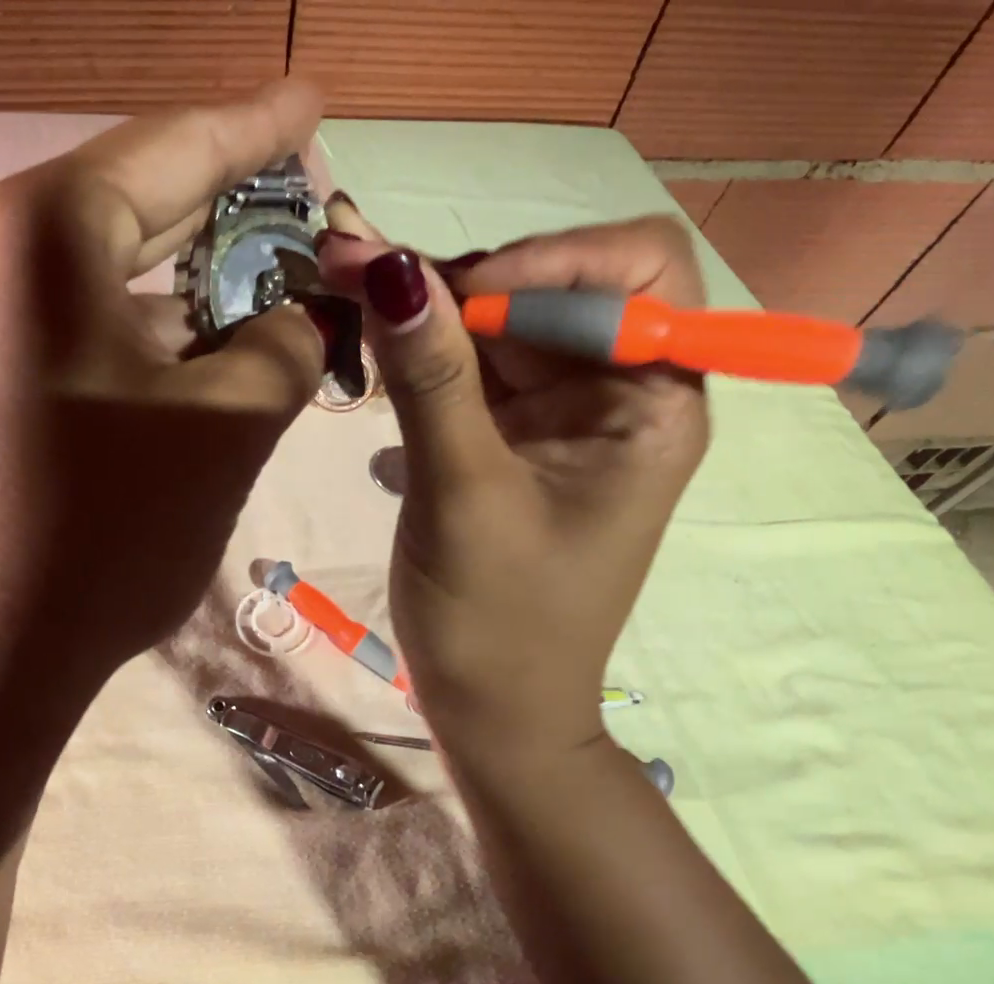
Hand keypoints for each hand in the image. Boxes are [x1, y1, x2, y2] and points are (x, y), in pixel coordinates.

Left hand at [0, 80, 326, 686]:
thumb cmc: (110, 528)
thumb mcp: (228, 422)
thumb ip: (287, 340)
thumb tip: (308, 309)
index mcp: (48, 228)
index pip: (176, 146)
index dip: (259, 126)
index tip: (314, 99)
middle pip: (139, 199)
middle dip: (230, 197)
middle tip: (306, 184)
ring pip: (114, 270)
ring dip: (197, 274)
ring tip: (274, 270)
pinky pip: (86, 323)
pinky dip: (154, 327)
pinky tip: (208, 343)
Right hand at [316, 207, 708, 767]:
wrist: (494, 714)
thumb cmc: (500, 622)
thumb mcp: (462, 492)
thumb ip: (429, 376)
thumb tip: (385, 263)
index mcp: (654, 403)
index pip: (636, 269)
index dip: (548, 259)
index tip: (452, 294)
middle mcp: (616, 392)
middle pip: (548, 289)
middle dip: (455, 277)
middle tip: (350, 261)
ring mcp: (559, 413)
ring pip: (495, 324)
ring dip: (421, 305)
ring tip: (339, 280)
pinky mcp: (510, 435)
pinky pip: (466, 368)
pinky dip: (415, 347)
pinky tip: (361, 329)